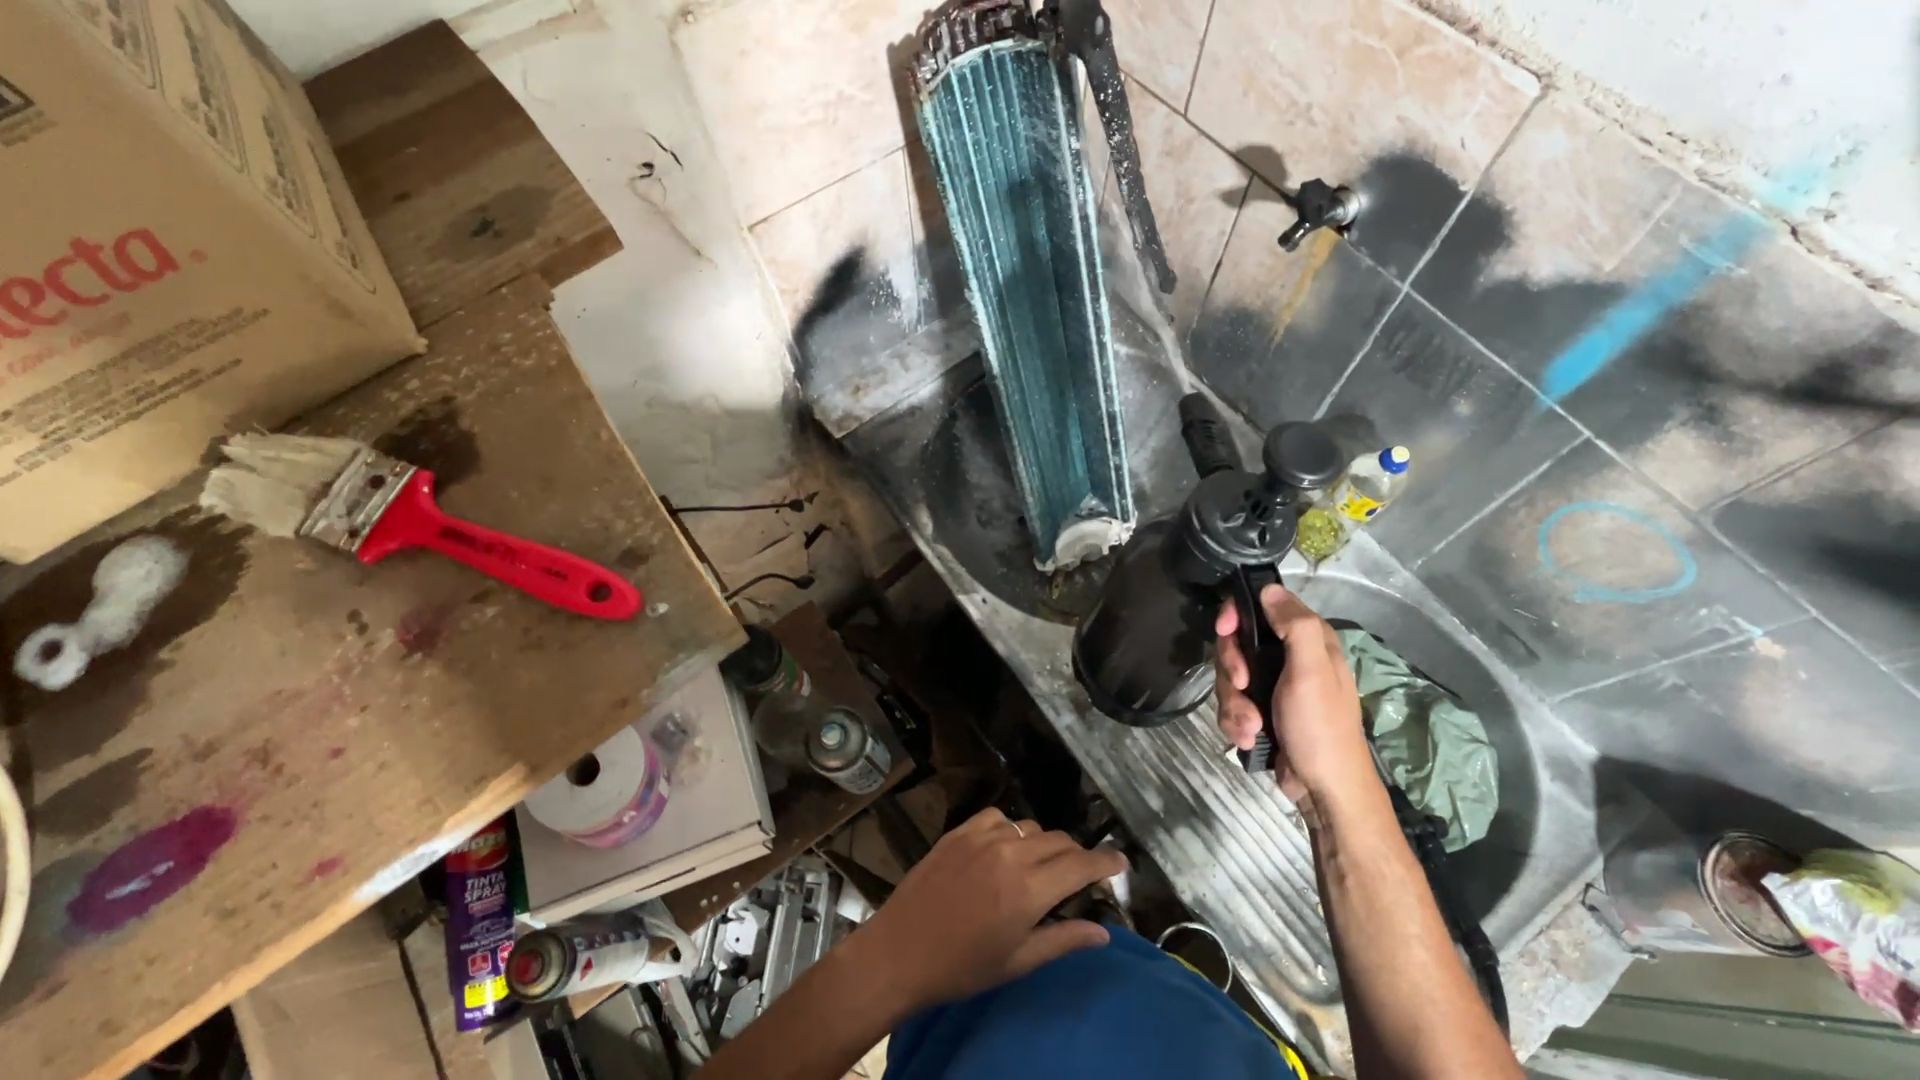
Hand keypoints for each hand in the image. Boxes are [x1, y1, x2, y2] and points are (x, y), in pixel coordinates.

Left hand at [850, 808, 1127, 1012]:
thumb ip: (1063, 940)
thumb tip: (1103, 932)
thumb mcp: (1018, 962)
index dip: (1106, 861)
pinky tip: (1005, 848)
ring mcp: (982, 838)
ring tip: (1039, 866)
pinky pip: (997, 818)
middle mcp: (1010, 854)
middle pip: (1060, 841)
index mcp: (1030, 889)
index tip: (1121, 861)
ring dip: (1044, 844)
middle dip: (1077, 855)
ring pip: (1030, 828)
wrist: (899, 952)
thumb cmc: (962, 967)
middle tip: (1079, 875)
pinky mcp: (958, 833)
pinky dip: (1010, 830)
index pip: (1081, 864)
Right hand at [1214, 584, 1374, 811]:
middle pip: (1238, 644)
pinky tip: (1248, 738)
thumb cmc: (1320, 726)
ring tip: (1250, 727)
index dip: (1238, 615)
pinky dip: (1235, 721)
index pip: (1264, 605)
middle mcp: (1291, 658)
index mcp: (1309, 640)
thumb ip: (1294, 626)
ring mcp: (1275, 686)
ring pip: (1231, 678)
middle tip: (1243, 687)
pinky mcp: (1262, 712)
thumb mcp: (1311, 671)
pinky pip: (1232, 704)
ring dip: (1233, 704)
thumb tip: (1269, 589)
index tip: (1225, 631)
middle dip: (1232, 670)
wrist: (1323, 788)